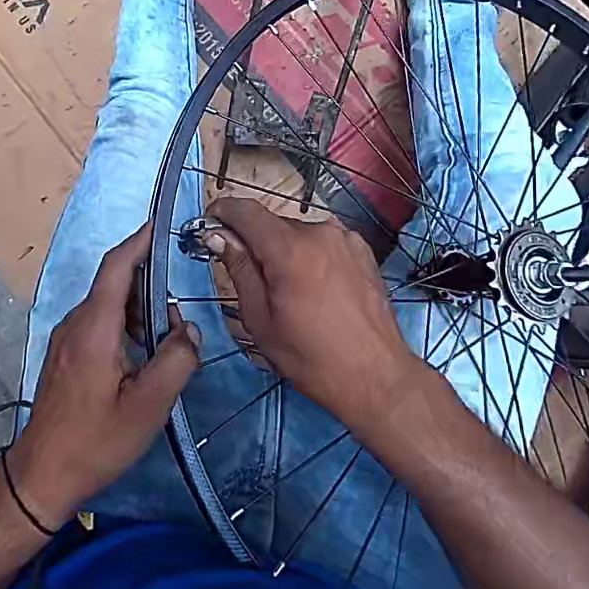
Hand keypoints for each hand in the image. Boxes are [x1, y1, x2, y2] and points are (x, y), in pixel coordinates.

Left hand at [6, 227, 200, 527]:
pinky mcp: (65, 353)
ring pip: (105, 304)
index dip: (138, 241)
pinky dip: (123, 322)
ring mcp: (66, 337)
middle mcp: (75, 322)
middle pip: (112, 283)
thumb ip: (176, 361)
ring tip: (167, 327)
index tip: (159, 224)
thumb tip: (187, 329)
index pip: (116, 268)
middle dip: (147, 278)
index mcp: (94, 326)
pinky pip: (97, 322)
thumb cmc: (96, 439)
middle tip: (179, 292)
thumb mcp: (148, 405)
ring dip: (137, 305)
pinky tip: (142, 347)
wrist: (44, 471)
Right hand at [206, 199, 423, 435]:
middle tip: (246, 272)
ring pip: (296, 232)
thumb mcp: (259, 318)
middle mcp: (319, 233)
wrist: (378, 379)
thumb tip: (218, 236)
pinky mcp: (362, 250)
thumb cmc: (311, 356)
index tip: (211, 224)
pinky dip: (308, 254)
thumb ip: (238, 268)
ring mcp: (345, 239)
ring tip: (283, 286)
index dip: (222, 211)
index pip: (245, 210)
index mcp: (289, 249)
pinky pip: (321, 241)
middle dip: (253, 240)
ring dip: (281, 248)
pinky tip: (311, 285)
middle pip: (271, 223)